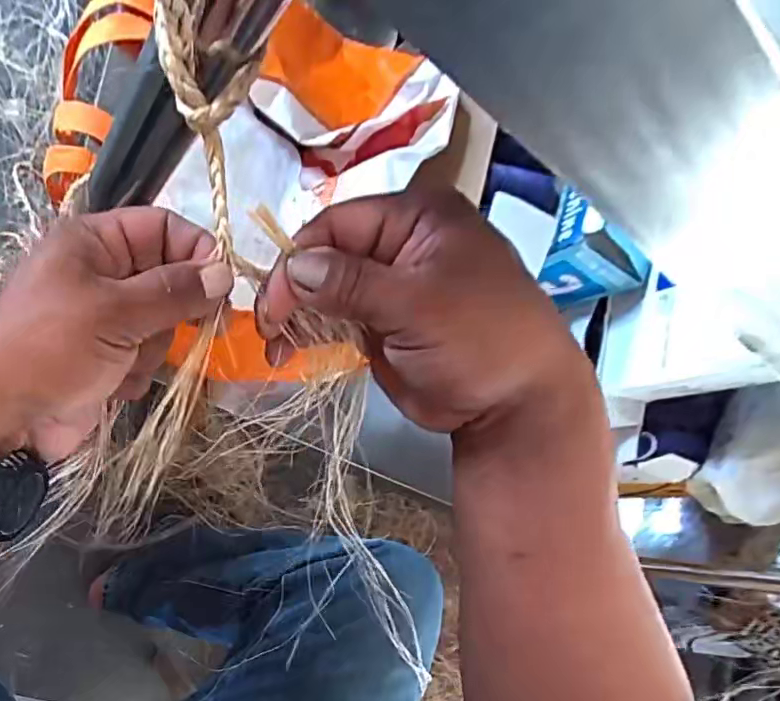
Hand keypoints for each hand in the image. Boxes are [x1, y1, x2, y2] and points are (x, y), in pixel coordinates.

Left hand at [0, 207, 231, 461]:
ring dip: (151, 350)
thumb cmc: (51, 350)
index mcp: (92, 243)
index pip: (160, 228)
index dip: (195, 251)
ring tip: (123, 364)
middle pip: (166, 280)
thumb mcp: (115, 312)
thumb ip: (174, 292)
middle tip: (189, 331)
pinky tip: (113, 385)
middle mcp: (98, 276)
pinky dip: (136, 374)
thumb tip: (225, 271)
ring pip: (159, 326)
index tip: (223, 284)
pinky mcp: (104, 361)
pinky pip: (143, 359)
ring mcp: (101, 322)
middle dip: (171, 313)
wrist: (4, 417)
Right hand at [254, 182, 591, 434]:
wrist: (510, 402)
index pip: (338, 224)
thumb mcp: (417, 304)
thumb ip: (352, 284)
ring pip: (323, 292)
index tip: (274, 301)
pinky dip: (308, 335)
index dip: (299, 259)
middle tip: (268, 328)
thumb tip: (294, 267)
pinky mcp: (377, 326)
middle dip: (292, 290)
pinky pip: (332, 321)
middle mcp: (397, 247)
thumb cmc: (480, 339)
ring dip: (295, 316)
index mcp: (415, 219)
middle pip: (325, 257)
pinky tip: (288, 351)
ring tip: (275, 346)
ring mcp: (386, 289)